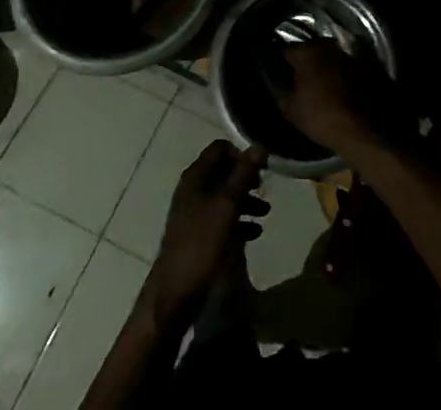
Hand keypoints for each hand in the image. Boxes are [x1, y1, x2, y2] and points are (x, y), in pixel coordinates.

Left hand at [149, 140, 267, 316]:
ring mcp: (195, 214)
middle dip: (246, 178)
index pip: (219, 149)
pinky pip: (223, 220)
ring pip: (225, 197)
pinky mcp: (199, 235)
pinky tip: (255, 233)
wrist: (175, 293)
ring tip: (265, 212)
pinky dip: (240, 222)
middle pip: (224, 172)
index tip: (260, 166)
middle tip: (264, 187)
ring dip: (246, 201)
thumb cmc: (201, 243)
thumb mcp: (226, 205)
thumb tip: (259, 146)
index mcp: (195, 179)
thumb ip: (243, 174)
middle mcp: (193, 191)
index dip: (240, 153)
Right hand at [276, 39, 385, 153]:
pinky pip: (350, 66)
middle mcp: (330, 46)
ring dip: (327, 67)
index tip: (283, 76)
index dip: (284, 65)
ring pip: (333, 57)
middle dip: (307, 63)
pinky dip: (345, 73)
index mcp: (308, 52)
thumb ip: (283, 93)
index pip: (289, 52)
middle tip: (303, 81)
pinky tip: (343, 88)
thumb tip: (281, 84)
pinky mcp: (370, 64)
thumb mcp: (292, 111)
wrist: (368, 127)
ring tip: (324, 86)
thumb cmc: (323, 117)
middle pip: (312, 51)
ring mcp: (352, 54)